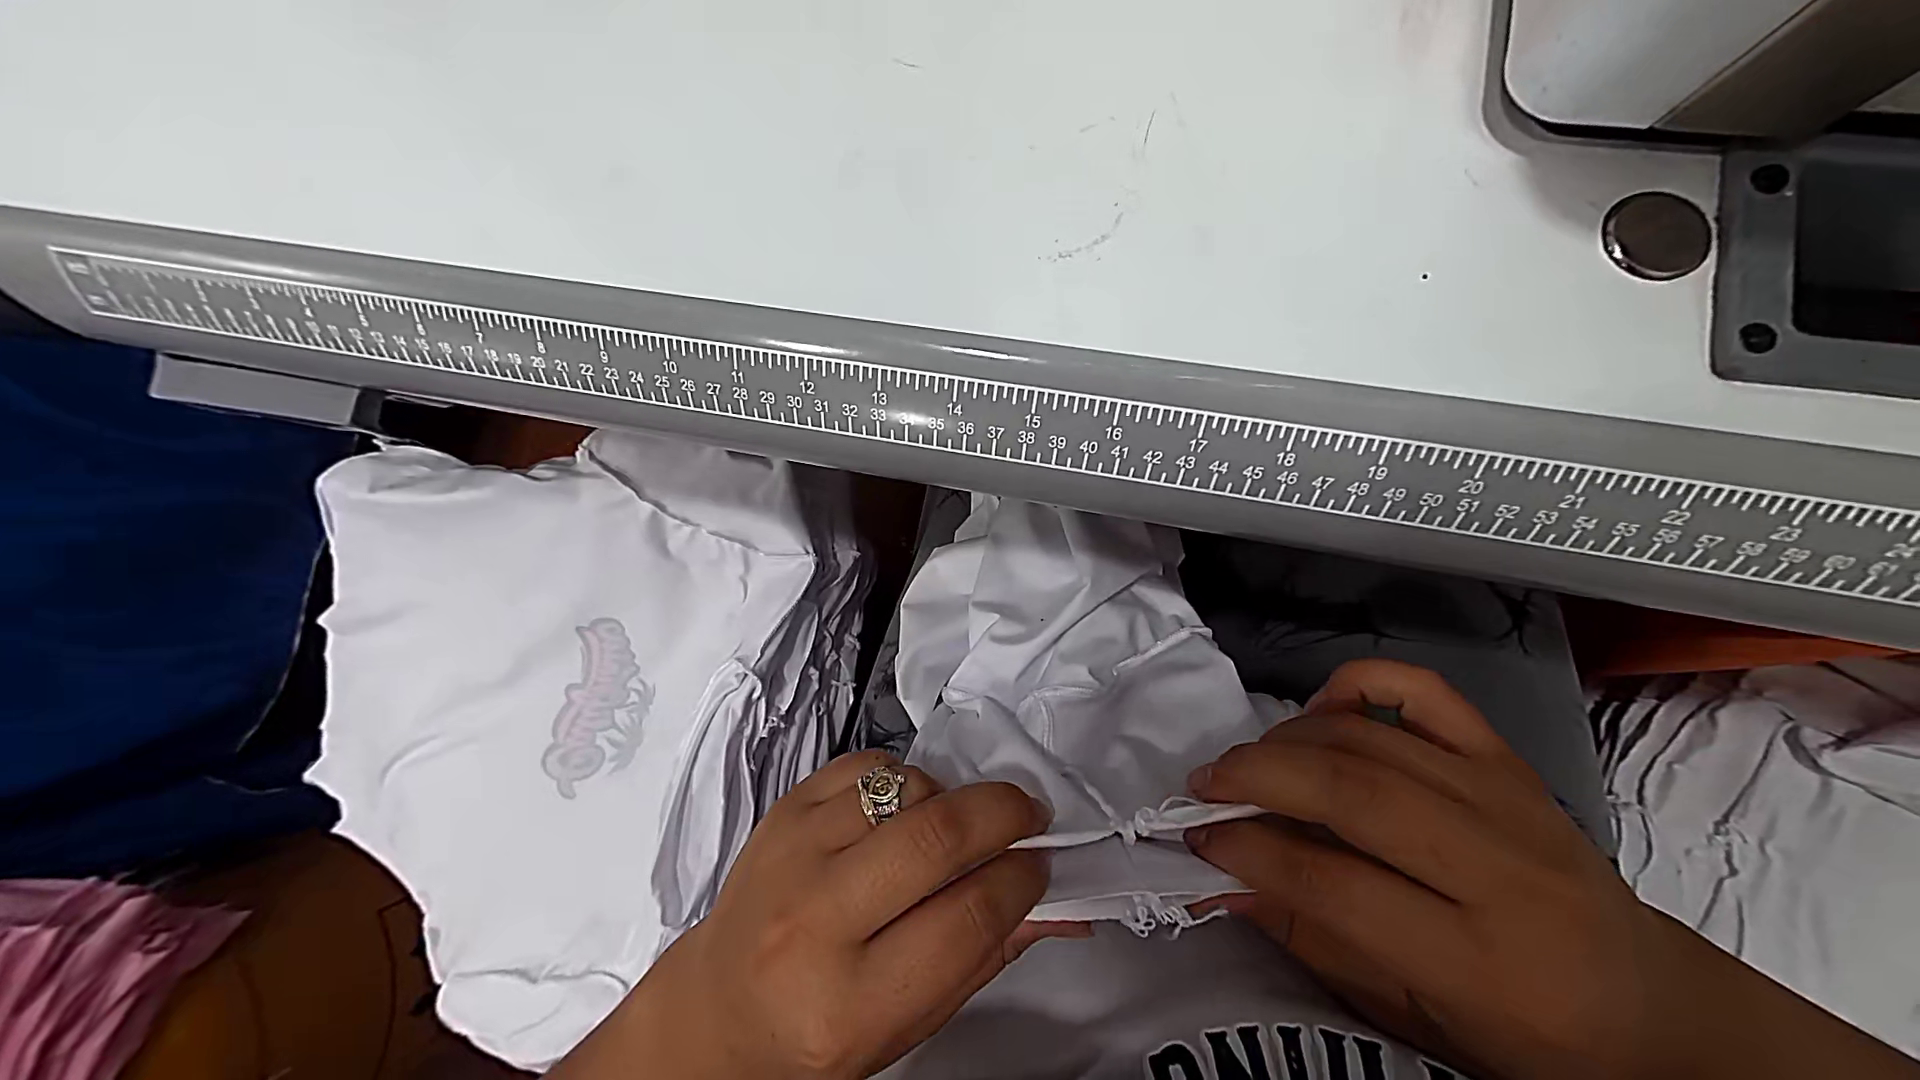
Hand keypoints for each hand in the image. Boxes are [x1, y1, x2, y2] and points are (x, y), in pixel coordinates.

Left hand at [551, 749, 1084, 1079]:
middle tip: (1028, 814)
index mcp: (852, 1001)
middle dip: (1002, 813)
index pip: (967, 918)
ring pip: (902, 788)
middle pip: (936, 837)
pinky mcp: (782, 810)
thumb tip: (1059, 904)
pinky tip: (904, 806)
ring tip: (956, 821)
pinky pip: (865, 763)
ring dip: (949, 795)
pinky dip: (902, 775)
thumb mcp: (909, 1022)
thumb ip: (986, 955)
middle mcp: (816, 920)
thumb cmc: (820, 1033)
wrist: (721, 1010)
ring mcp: (792, 853)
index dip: (1021, 880)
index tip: (1041, 863)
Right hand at [1186, 659, 1916, 1079]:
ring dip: (1285, 739)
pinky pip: (1422, 692)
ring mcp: (1507, 797)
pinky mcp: (1508, 758)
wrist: (1650, 1004)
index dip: (1248, 851)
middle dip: (1255, 777)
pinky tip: (1319, 711)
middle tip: (1204, 785)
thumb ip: (1307, 937)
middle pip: (1352, 791)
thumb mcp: (1409, 1012)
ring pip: (1370, 738)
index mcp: (1483, 961)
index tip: (1197, 837)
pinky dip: (1356, 683)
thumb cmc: (1522, 1030)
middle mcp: (1501, 868)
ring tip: (1245, 762)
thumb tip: (1219, 875)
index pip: (1334, 884)